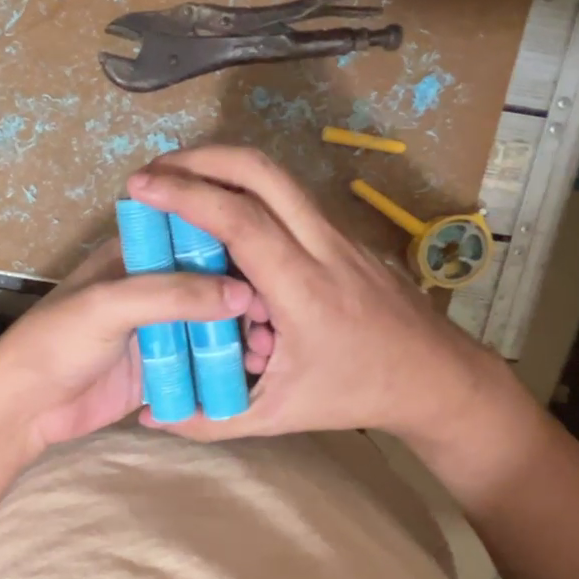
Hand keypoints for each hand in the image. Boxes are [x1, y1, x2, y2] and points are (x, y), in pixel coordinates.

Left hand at [0, 238, 252, 451]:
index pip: (189, 234)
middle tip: (279, 315)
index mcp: (131, 255)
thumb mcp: (111, 305)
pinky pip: (197, 360)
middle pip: (206, 281)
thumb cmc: (58, 341)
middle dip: (241, 294)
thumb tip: (243, 293)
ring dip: (236, 332)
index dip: (230, 243)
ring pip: (207, 322)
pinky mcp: (157, 367)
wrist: (26, 407)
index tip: (273, 260)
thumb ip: (173, 294)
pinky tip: (253, 372)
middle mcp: (148, 286)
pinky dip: (222, 364)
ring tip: (272, 346)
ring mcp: (154, 328)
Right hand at [126, 146, 510, 444]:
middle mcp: (323, 247)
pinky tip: (222, 216)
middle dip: (201, 157)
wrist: (437, 377)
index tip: (141, 187)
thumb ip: (209, 421)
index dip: (186, 195)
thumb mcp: (277, 418)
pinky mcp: (343, 235)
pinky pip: (290, 200)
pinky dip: (248, 191)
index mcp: (303, 290)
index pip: (240, 221)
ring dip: (224, 167)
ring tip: (179, 182)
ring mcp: (339, 235)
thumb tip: (147, 417)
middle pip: (262, 172)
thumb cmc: (354, 394)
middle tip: (155, 169)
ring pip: (279, 178)